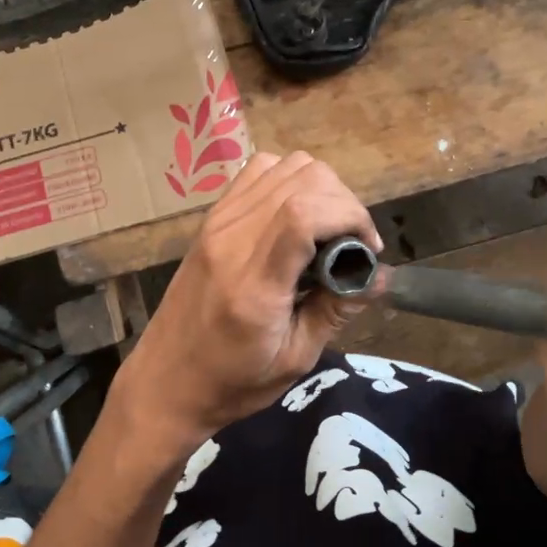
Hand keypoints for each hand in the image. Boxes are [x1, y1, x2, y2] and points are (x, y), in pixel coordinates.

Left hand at [112, 151, 380, 450]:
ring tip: (330, 230)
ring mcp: (219, 221)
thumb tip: (379, 275)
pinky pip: (258, 171)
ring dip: (320, 188)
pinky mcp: (212, 216)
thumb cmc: (233, 381)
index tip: (369, 248)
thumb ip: (335, 310)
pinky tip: (298, 217)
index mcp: (254, 282)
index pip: (303, 213)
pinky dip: (289, 180)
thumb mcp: (294, 360)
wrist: (167, 378)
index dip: (349, 216)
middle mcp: (233, 238)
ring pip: (284, 164)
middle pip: (302, 177)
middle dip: (344, 203)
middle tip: (354, 244)